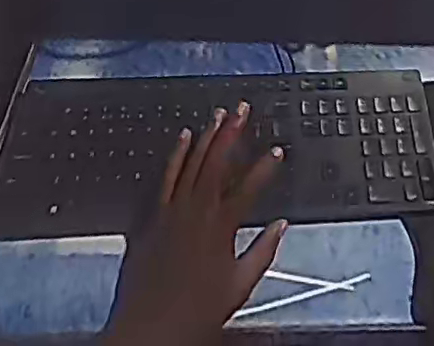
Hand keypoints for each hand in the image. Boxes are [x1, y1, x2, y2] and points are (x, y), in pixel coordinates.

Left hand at [102, 102, 287, 345]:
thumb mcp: (240, 287)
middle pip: (219, 161)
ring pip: (194, 161)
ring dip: (208, 135)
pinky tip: (185, 135)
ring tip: (220, 113)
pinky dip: (178, 152)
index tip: (277, 151)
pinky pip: (168, 173)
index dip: (265, 167)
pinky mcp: (156, 211)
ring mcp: (175, 207)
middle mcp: (198, 210)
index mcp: (222, 227)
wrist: (152, 326)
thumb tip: (280, 227)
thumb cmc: (197, 312)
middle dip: (233, 132)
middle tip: (242, 109)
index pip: (249, 188)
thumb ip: (263, 252)